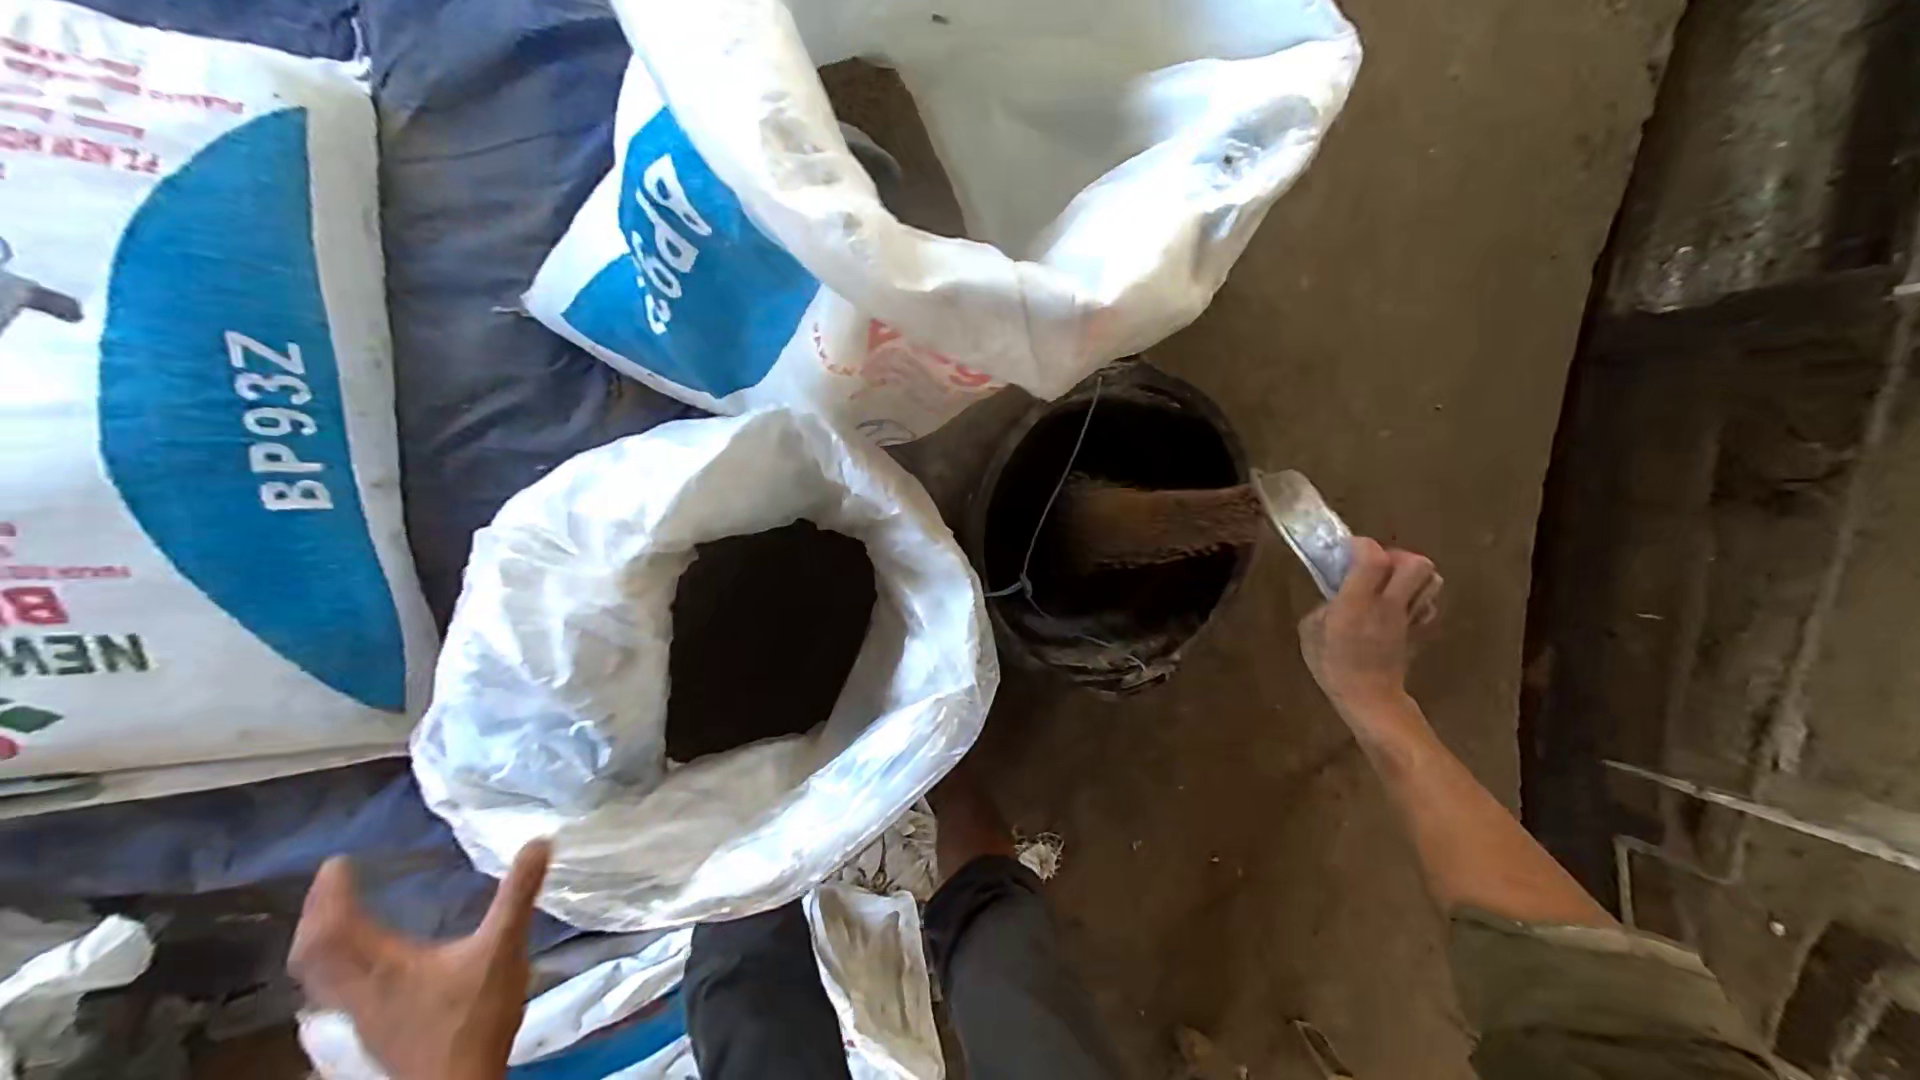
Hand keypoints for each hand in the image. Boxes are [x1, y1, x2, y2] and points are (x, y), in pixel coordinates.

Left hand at [289, 841, 551, 1079]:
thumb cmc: (476, 1015)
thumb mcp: (504, 947)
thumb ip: (518, 895)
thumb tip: (538, 841)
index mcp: (384, 966)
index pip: (337, 927)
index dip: (330, 894)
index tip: (336, 863)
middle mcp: (361, 990)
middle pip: (314, 954)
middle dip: (316, 916)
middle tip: (330, 885)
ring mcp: (362, 1015)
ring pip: (319, 977)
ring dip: (320, 943)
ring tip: (336, 918)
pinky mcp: (373, 1029)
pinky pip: (335, 989)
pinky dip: (334, 966)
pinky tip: (361, 965)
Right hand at [1298, 537, 1441, 721]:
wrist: (1367, 697)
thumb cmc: (1332, 664)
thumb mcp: (1310, 630)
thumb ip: (1324, 605)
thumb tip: (1335, 596)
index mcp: (1357, 602)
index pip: (1373, 558)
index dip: (1362, 545)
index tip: (1348, 548)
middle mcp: (1389, 604)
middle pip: (1417, 563)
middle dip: (1397, 555)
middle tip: (1376, 564)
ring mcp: (1410, 617)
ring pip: (1432, 579)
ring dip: (1412, 574)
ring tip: (1391, 581)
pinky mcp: (1420, 630)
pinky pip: (1430, 603)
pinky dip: (1419, 597)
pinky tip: (1400, 604)